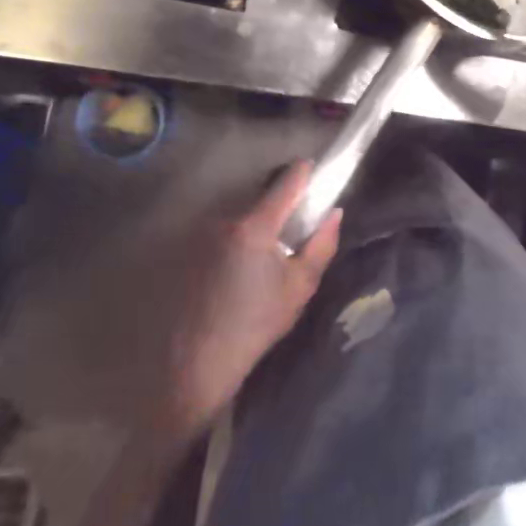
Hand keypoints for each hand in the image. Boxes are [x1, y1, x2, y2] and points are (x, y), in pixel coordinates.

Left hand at [152, 160, 341, 440]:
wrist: (200, 358)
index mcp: (256, 226)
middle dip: (280, 204)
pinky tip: (243, 268)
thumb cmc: (258, 322)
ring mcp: (203, 233)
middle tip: (297, 221)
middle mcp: (225, 220)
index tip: (314, 166)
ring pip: (242, 216)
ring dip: (258, 223)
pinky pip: (224, 232)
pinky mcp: (190, 248)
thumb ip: (322, 244)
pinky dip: (238, 239)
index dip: (303, 172)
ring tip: (270, 251)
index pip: (285, 183)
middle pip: (261, 198)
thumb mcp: (300, 285)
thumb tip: (334, 213)